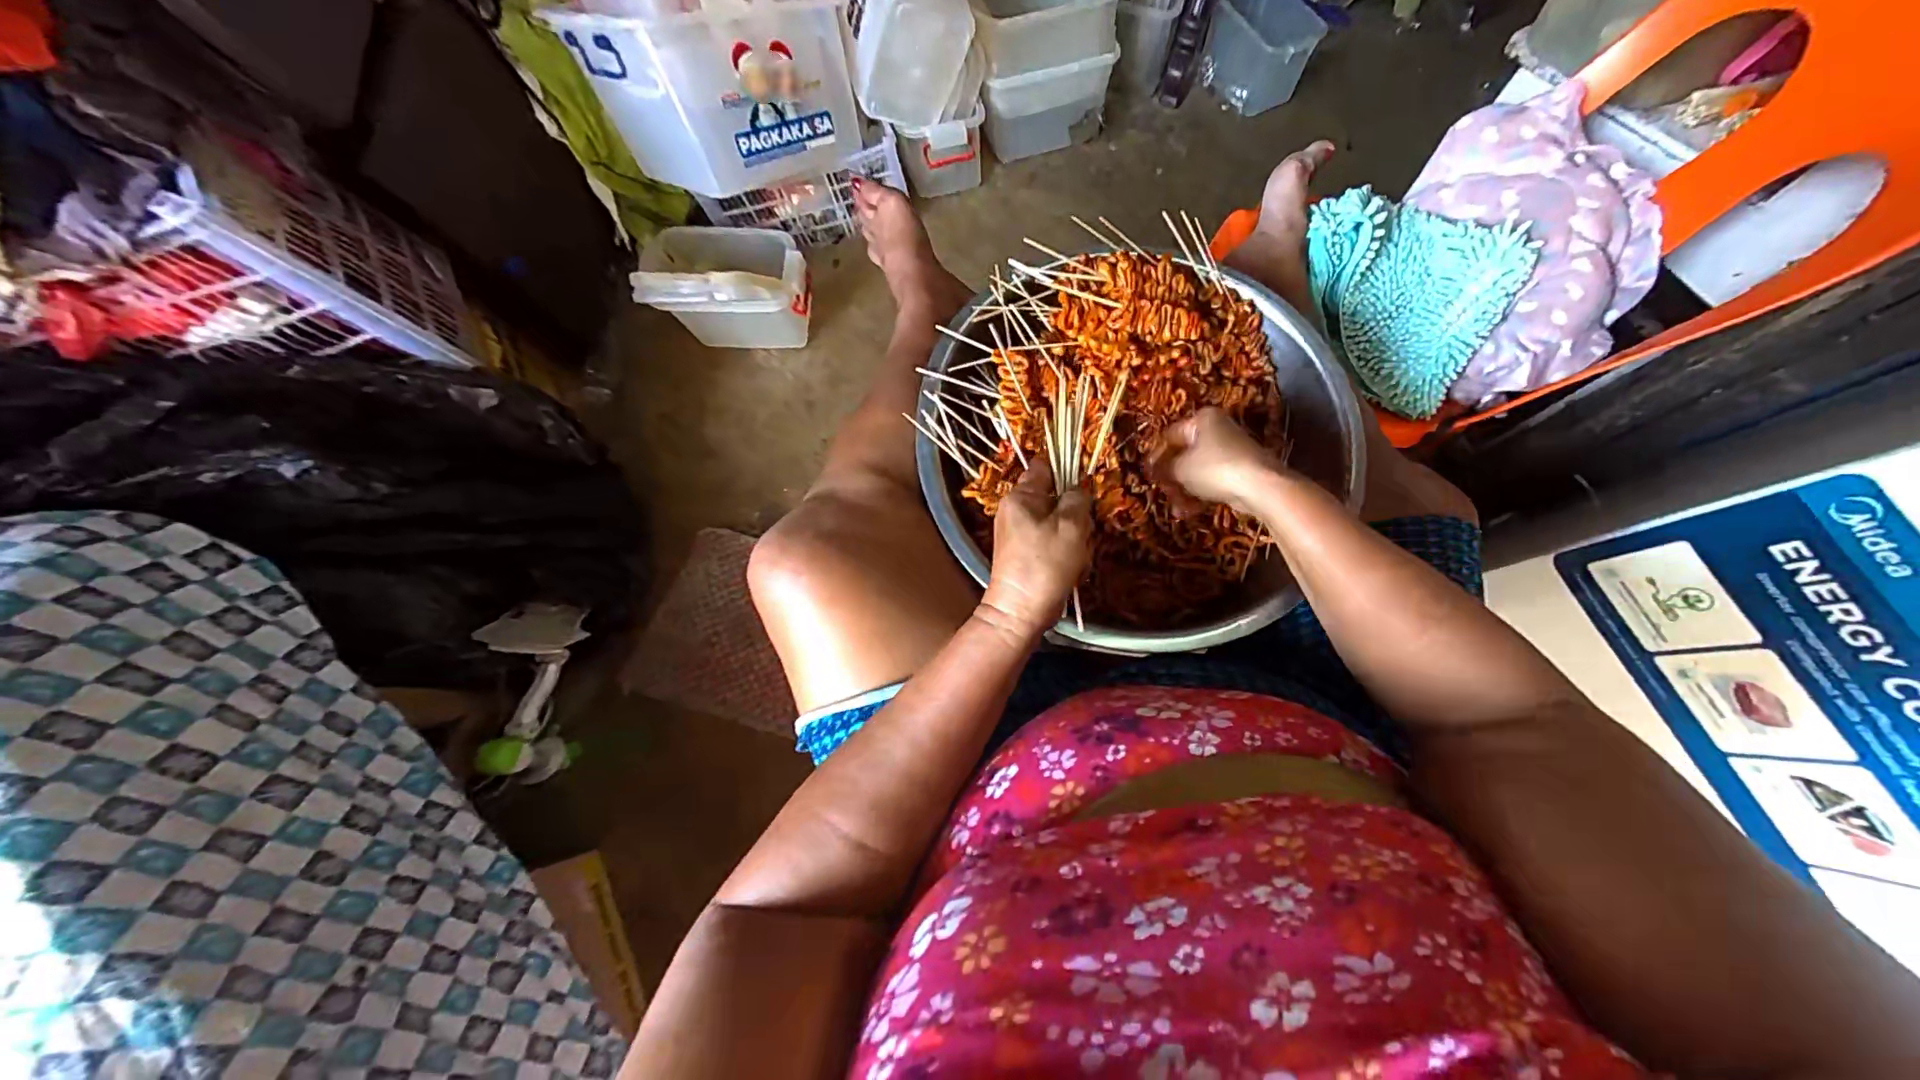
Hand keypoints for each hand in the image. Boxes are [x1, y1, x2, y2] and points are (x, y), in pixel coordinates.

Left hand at [980, 459, 1092, 634]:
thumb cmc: (1045, 564)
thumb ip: (1077, 498)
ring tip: (1077, 554)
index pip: (1044, 466)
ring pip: (1057, 521)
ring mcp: (1017, 532)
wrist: (1020, 610)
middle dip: (1074, 512)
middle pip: (1054, 497)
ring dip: (1073, 536)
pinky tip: (1071, 567)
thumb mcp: (1070, 526)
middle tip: (1082, 531)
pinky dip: (1064, 551)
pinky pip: (1051, 541)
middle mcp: (1014, 510)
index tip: (1084, 486)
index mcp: (1020, 496)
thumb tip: (1078, 488)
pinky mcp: (1024, 553)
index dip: (1066, 469)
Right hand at [1148, 408, 1287, 515]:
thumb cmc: (1214, 468)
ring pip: (1197, 469)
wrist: (1260, 486)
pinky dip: (1200, 493)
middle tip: (1163, 492)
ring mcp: (1230, 449)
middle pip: (1184, 454)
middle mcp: (1217, 429)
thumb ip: (1164, 468)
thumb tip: (1156, 471)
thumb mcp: (1180, 468)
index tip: (1147, 474)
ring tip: (1177, 508)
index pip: (1169, 436)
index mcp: (1202, 419)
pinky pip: (1211, 479)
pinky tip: (1190, 510)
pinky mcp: (1239, 469)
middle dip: (1171, 477)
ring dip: (1184, 489)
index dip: (1156, 456)